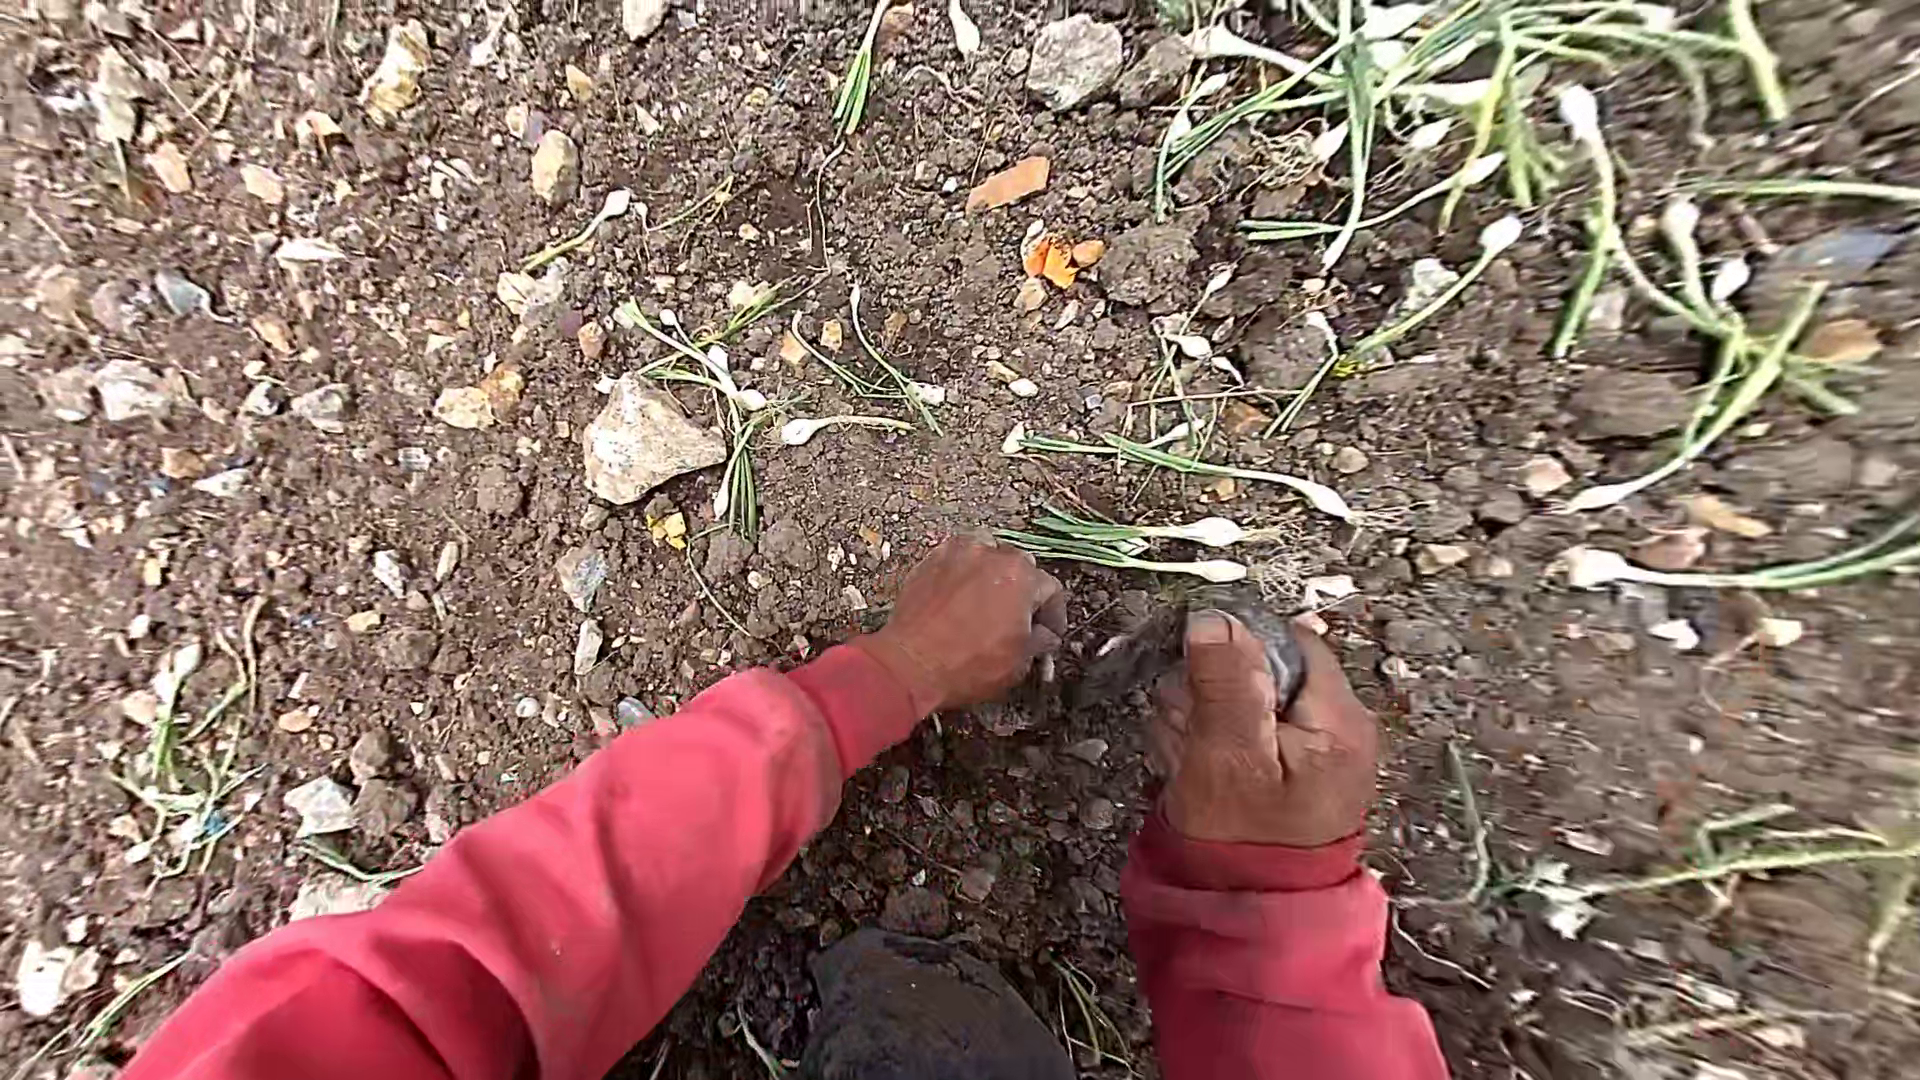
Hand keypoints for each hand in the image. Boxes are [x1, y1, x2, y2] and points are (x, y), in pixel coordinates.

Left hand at [855, 534, 1067, 716]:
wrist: (910, 664)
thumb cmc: (968, 665)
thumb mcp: (1019, 663)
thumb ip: (1040, 641)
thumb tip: (1044, 634)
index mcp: (1022, 576)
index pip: (1050, 590)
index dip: (1053, 615)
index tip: (1048, 632)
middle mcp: (992, 554)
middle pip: (1020, 567)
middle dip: (1023, 592)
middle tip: (1018, 620)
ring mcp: (958, 553)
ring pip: (987, 555)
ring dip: (992, 574)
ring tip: (987, 602)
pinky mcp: (931, 560)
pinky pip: (957, 560)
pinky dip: (963, 573)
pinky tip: (960, 596)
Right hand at [1149, 611, 1376, 846]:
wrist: (1240, 906)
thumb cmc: (1240, 834)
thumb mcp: (1229, 752)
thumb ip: (1225, 682)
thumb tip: (1213, 618)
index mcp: (1336, 717)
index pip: (1286, 639)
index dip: (1236, 645)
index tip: (1198, 669)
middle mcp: (1328, 724)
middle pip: (1258, 665)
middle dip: (1210, 687)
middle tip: (1194, 726)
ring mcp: (1301, 744)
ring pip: (1235, 692)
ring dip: (1198, 711)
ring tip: (1189, 750)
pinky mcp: (1274, 759)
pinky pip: (1230, 721)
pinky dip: (1203, 733)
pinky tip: (1192, 760)